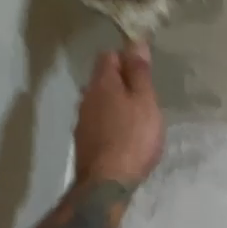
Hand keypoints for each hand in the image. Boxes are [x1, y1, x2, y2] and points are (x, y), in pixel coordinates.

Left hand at [74, 41, 164, 186]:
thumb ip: (139, 72)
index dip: (126, 57)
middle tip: (144, 92)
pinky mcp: (83, 142)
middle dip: (120, 80)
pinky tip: (122, 133)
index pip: (109, 55)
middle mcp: (86, 97)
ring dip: (114, 101)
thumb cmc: (133, 137)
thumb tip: (135, 42)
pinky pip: (97, 120)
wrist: (106, 185)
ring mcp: (81, 120)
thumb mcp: (144, 101)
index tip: (143, 69)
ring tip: (135, 113)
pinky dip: (109, 120)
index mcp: (102, 83)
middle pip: (102, 78)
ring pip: (98, 100)